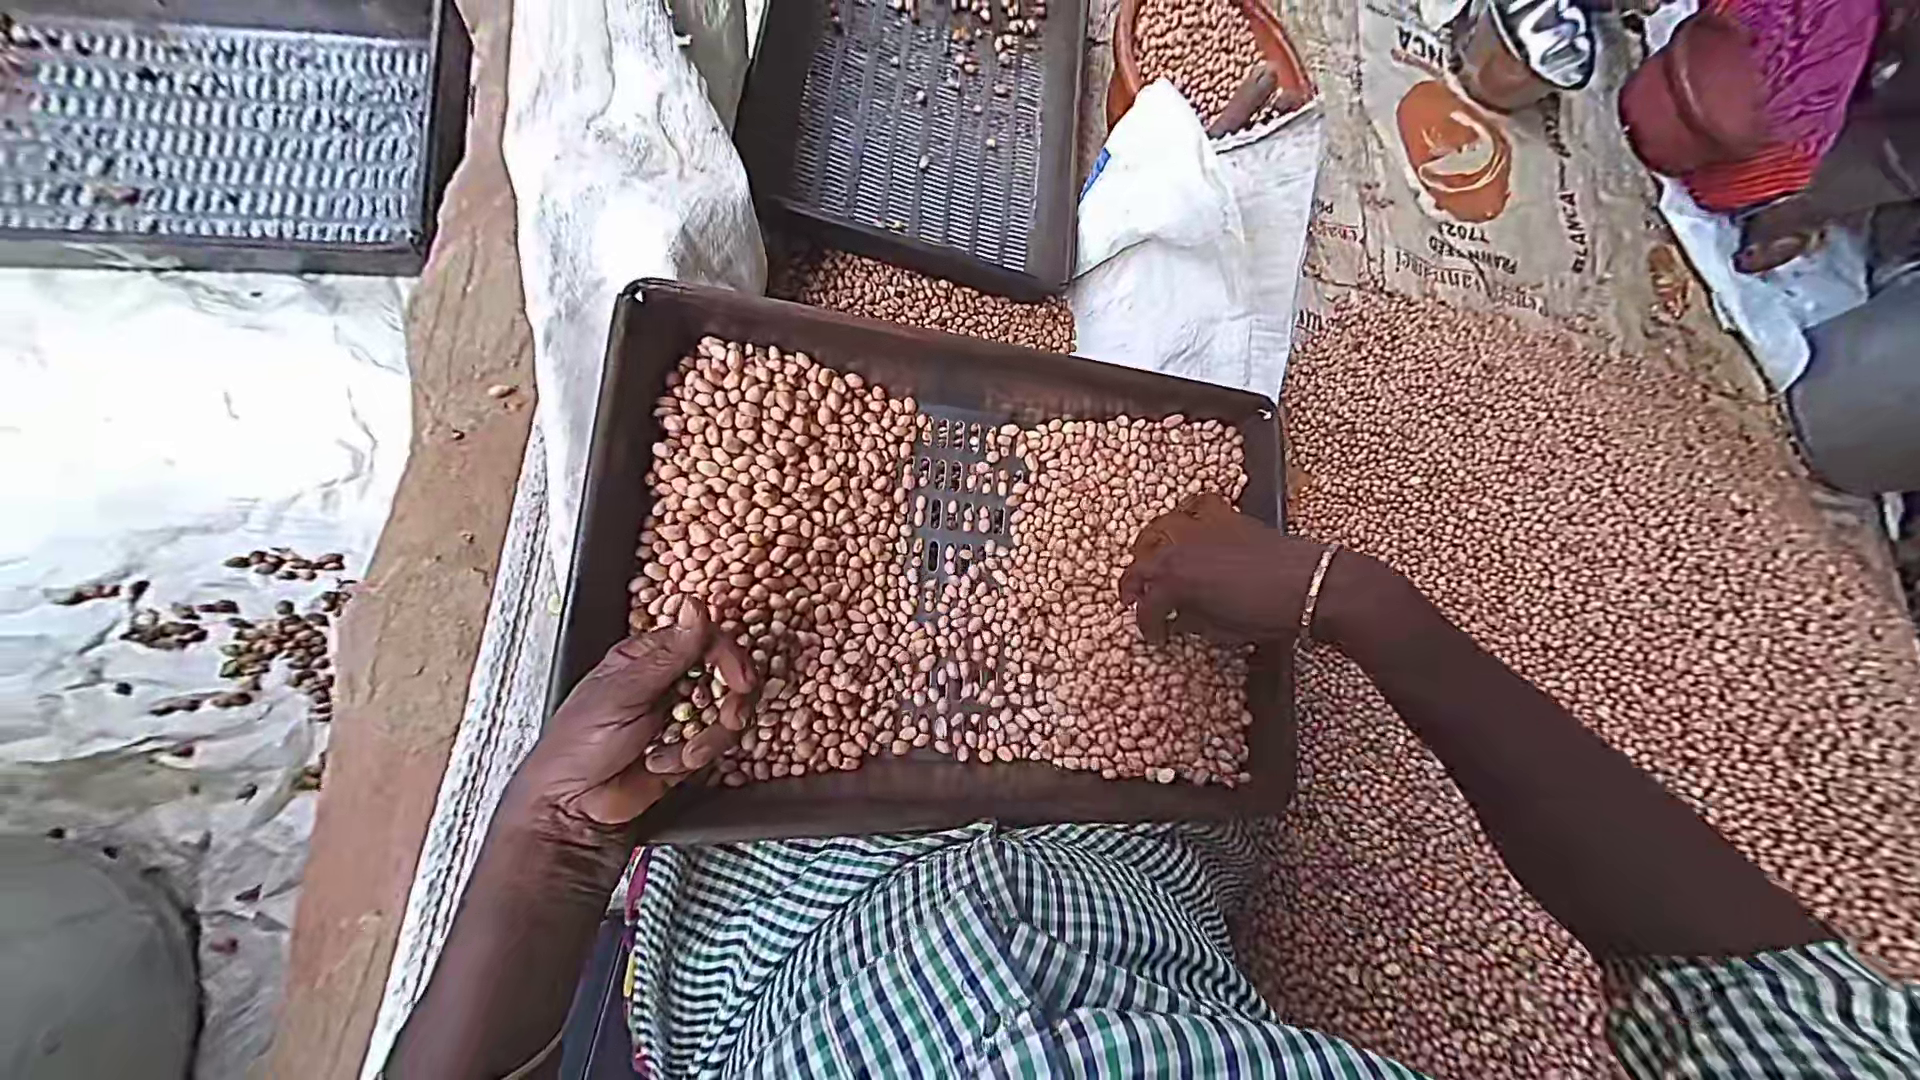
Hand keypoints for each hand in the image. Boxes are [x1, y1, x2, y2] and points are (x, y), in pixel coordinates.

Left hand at [501, 597, 759, 849]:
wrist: (570, 811)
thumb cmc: (577, 746)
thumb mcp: (623, 693)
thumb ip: (668, 653)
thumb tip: (695, 607)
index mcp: (650, 655)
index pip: (706, 639)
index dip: (729, 657)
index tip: (740, 679)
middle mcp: (672, 678)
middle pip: (728, 671)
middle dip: (732, 697)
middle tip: (728, 716)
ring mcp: (684, 710)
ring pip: (730, 705)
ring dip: (714, 732)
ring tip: (687, 751)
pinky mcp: (692, 742)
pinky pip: (720, 739)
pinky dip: (700, 752)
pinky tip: (669, 761)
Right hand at [1119, 504, 1401, 648]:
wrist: (1311, 586)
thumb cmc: (1267, 614)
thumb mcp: (1219, 630)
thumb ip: (1189, 621)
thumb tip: (1177, 618)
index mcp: (1174, 581)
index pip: (1148, 606)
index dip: (1147, 624)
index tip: (1155, 636)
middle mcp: (1178, 549)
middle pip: (1142, 566)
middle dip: (1133, 586)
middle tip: (1136, 601)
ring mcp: (1199, 529)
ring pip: (1158, 530)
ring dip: (1149, 547)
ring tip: (1151, 560)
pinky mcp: (1224, 517)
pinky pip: (1195, 506)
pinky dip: (1186, 514)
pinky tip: (1186, 525)